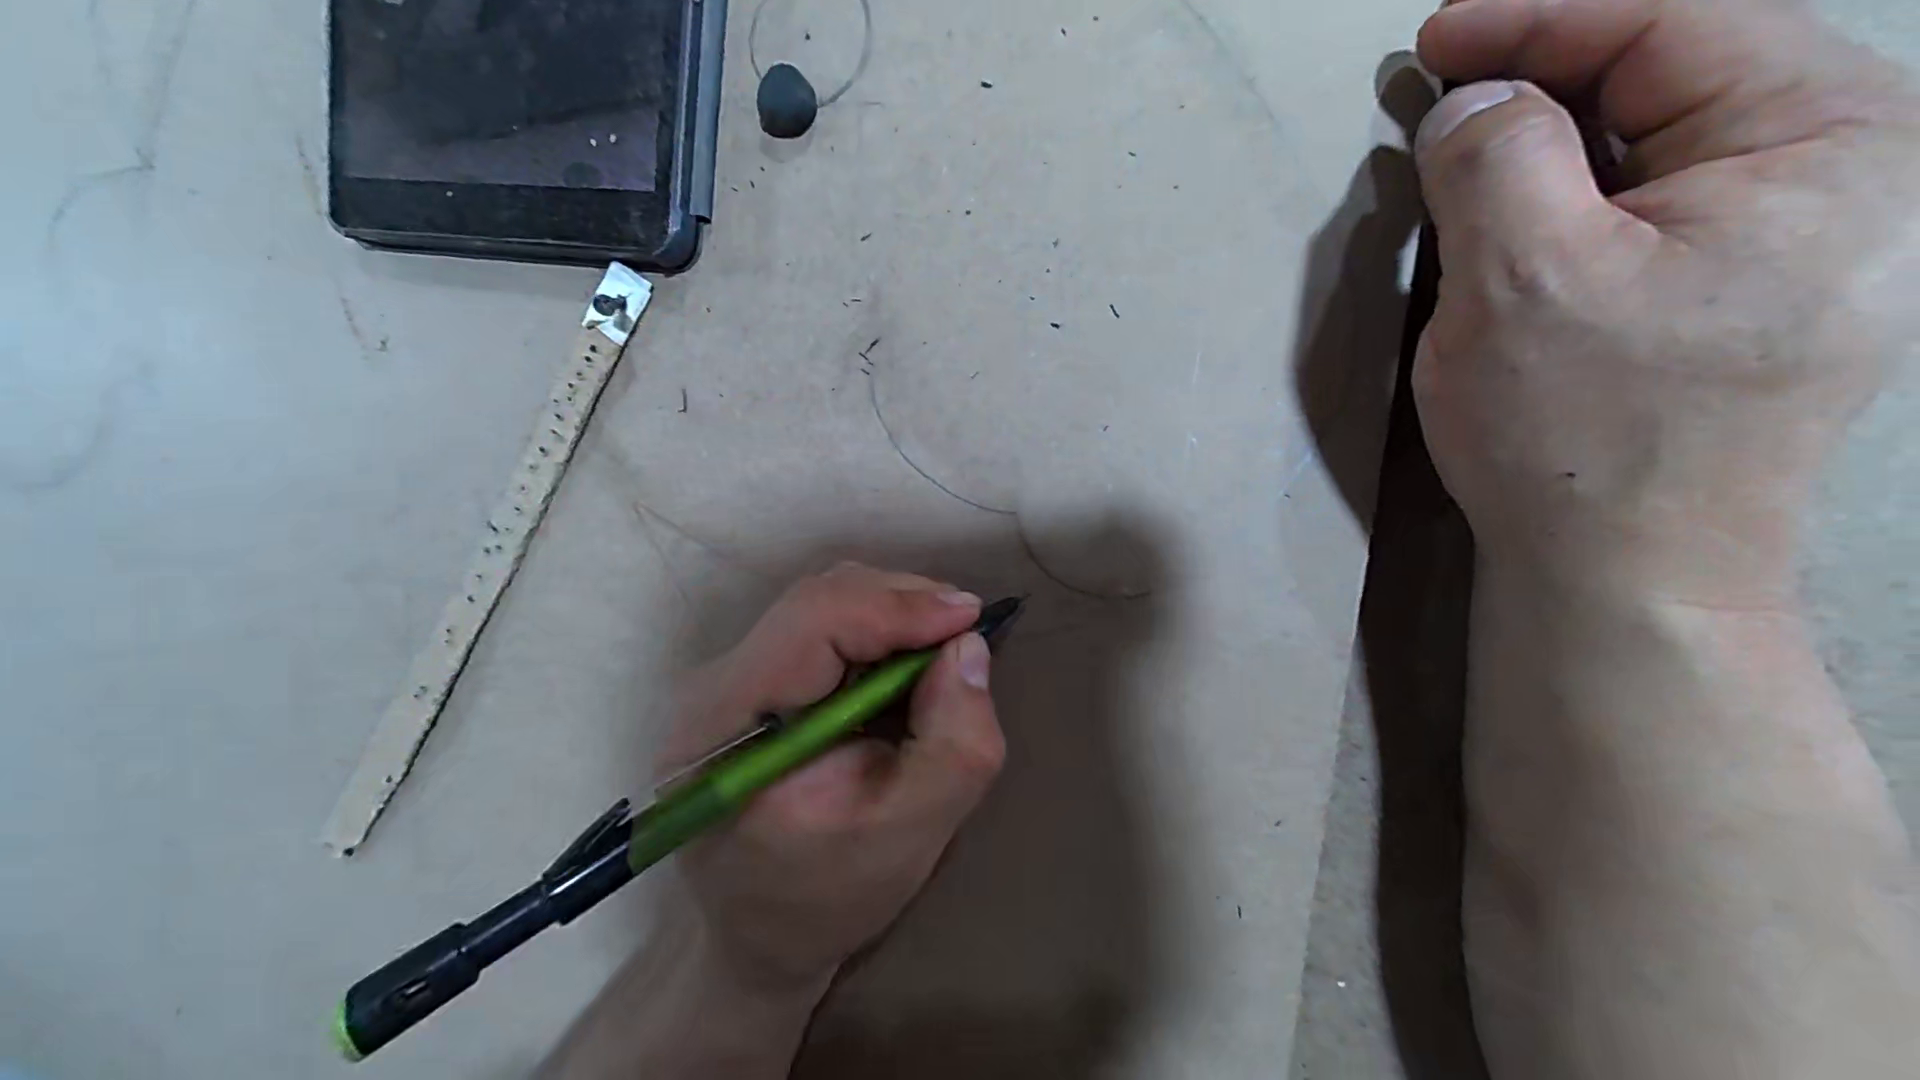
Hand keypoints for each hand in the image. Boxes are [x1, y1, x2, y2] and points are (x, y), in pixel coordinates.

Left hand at [659, 563, 1003, 989]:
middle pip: (818, 599)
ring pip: (823, 601)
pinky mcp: (756, 676)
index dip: (896, 609)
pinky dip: (878, 626)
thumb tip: (967, 646)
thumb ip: (954, 744)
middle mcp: (715, 683)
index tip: (971, 618)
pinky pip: (824, 623)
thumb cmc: (828, 897)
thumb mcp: (910, 836)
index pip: (812, 624)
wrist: (761, 930)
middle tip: (964, 628)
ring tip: (941, 643)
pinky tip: (907, 657)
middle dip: (903, 601)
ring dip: (893, 610)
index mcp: (726, 724)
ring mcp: (731, 675)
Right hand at [1410, 0, 1919, 606]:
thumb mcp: (1518, 283)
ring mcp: (1795, 248)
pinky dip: (1571, 203)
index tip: (1434, 36)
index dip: (1538, 18)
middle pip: (1671, 83)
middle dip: (1544, 81)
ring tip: (1468, 152)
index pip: (1671, 25)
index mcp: (1824, 144)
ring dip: (1552, 146)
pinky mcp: (1736, 304)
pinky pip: (1647, 218)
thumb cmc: (1575, 427)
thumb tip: (1469, 103)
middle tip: (1443, 92)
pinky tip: (1517, 220)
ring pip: (1654, 155)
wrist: (1624, 570)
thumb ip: (1494, 164)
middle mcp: (1841, 179)